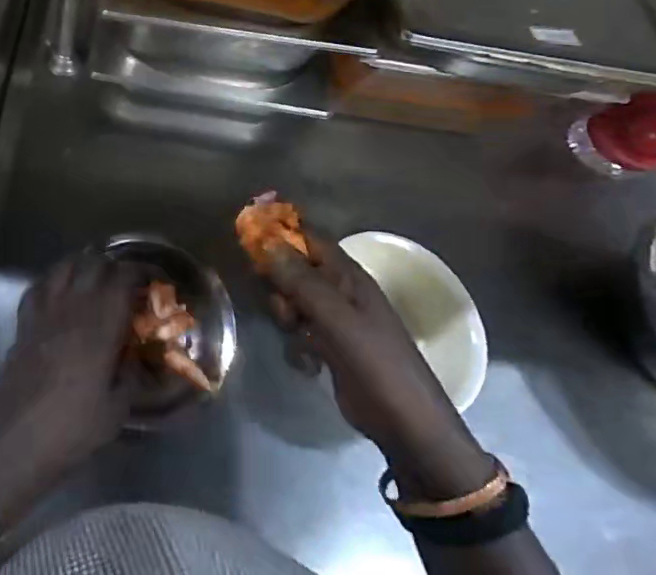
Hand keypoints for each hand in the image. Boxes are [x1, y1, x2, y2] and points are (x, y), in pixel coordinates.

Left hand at [0, 253, 143, 478]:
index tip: (150, 281)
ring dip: (83, 266)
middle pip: (94, 264)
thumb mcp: (117, 407)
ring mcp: (44, 310)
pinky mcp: (24, 321)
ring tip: (94, 280)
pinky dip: (53, 281)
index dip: (139, 272)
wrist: (18, 438)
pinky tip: (60, 294)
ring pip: (65, 266)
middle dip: (113, 267)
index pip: (123, 278)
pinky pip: (39, 286)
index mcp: (101, 324)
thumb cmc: (73, 426)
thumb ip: (131, 374)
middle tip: (124, 283)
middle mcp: (73, 307)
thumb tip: (137, 356)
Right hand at [263, 230, 494, 498]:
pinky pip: (300, 329)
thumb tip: (268, 242)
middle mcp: (341, 291)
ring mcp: (337, 320)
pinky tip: (306, 362)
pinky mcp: (331, 346)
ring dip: (286, 313)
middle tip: (280, 303)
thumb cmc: (377, 365)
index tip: (248, 227)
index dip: (280, 228)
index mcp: (349, 277)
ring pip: (294, 299)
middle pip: (296, 268)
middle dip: (279, 281)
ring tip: (294, 333)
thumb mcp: (337, 321)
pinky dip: (296, 342)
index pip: (309, 237)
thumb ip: (302, 282)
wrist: (408, 427)